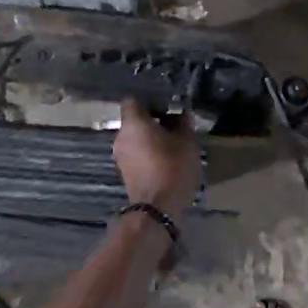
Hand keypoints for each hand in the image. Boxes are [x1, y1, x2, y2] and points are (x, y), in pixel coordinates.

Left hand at [112, 98, 200, 219]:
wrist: (158, 208)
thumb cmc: (172, 167)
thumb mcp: (187, 140)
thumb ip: (183, 122)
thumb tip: (181, 112)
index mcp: (133, 123)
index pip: (133, 99)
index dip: (149, 98)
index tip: (166, 103)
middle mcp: (121, 136)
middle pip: (134, 120)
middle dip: (153, 120)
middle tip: (174, 123)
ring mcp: (120, 156)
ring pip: (135, 138)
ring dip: (151, 137)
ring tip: (172, 143)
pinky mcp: (124, 172)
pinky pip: (136, 153)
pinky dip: (147, 152)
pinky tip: (165, 159)